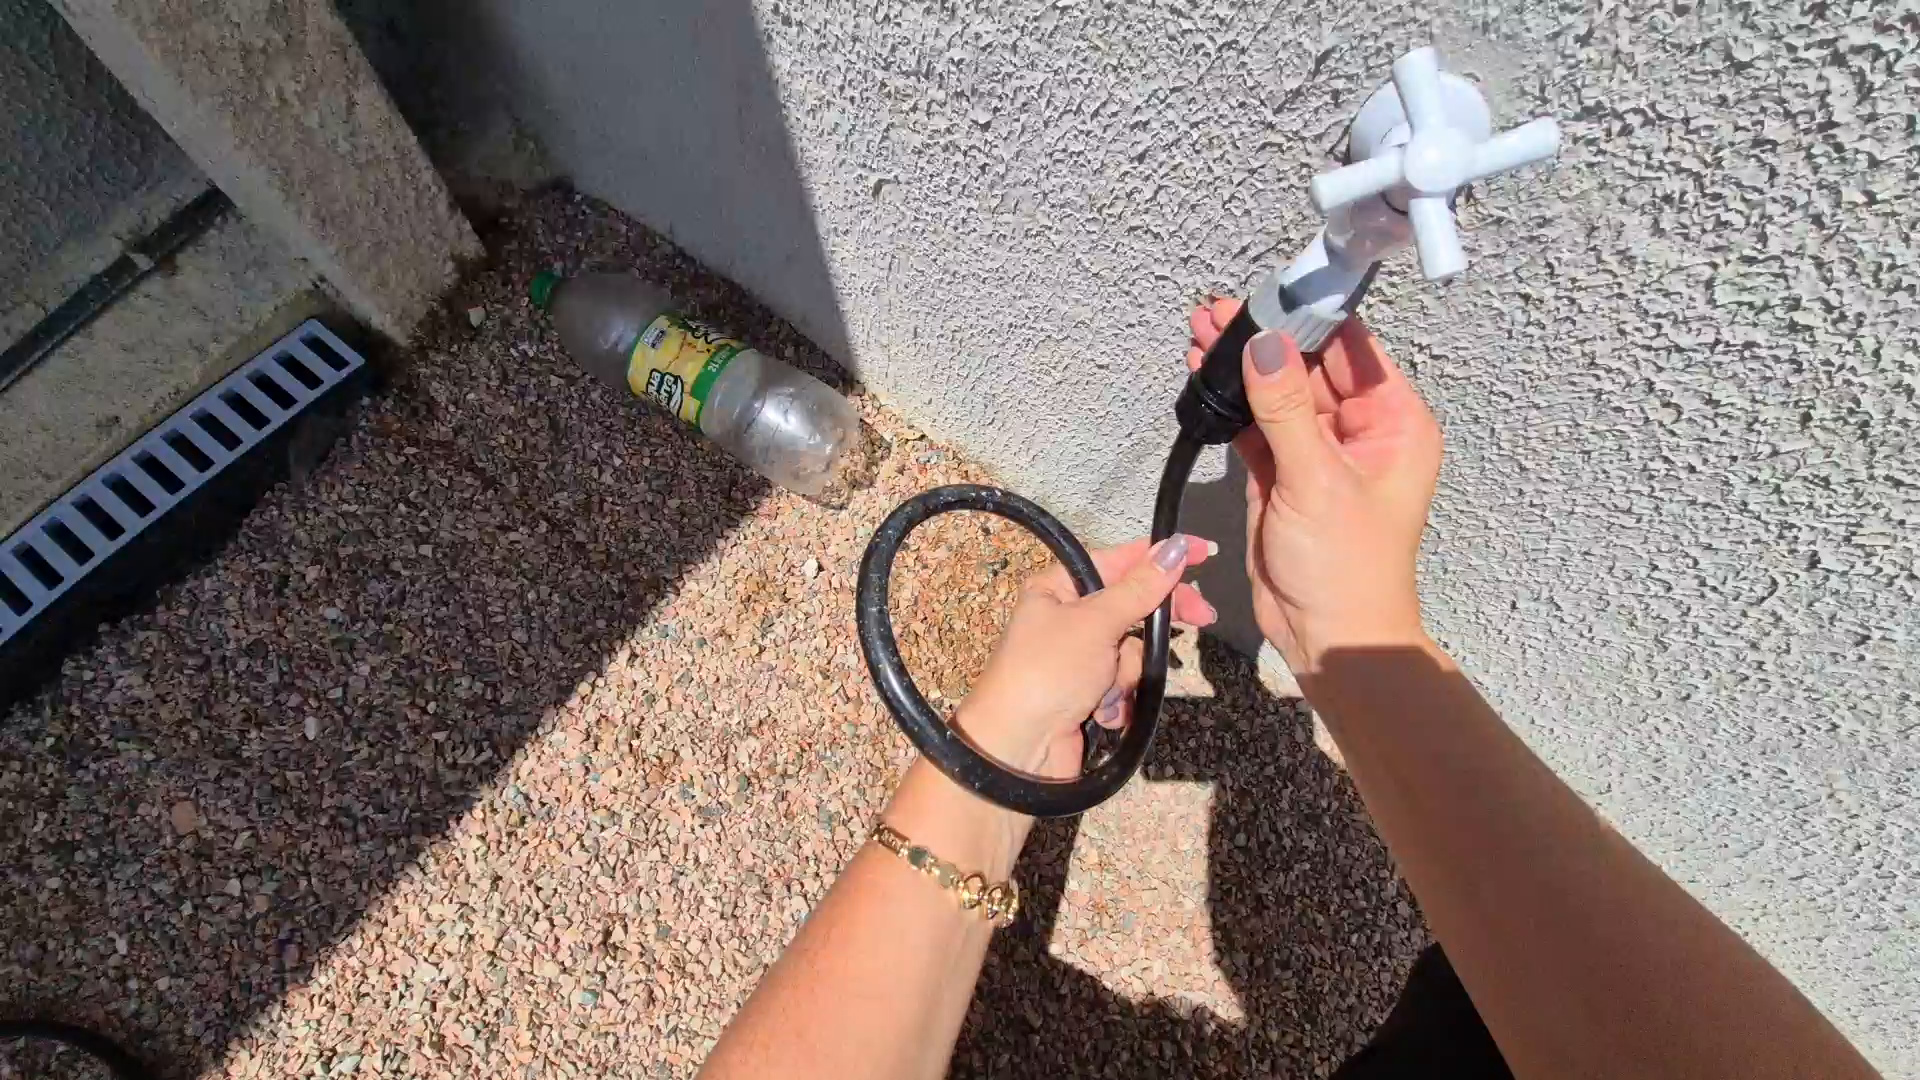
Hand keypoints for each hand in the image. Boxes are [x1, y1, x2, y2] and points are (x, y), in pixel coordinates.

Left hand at [953, 537, 1216, 780]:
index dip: (1159, 556)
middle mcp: (1067, 617)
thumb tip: (1174, 548)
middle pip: (1131, 606)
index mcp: (1058, 587)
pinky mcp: (1087, 692)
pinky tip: (1100, 712)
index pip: (1118, 561)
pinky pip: (1122, 684)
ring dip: (1127, 673)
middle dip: (1154, 624)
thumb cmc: (1048, 671)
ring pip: (1131, 651)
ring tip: (1107, 689)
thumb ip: (1139, 588)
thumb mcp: (1095, 622)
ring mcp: (1078, 657)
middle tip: (1202, 618)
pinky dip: (1118, 699)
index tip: (1203, 552)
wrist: (1019, 748)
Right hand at [1186, 298, 1441, 673]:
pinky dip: (1229, 407)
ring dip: (1238, 370)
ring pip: (1273, 396)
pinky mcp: (1279, 476)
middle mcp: (1356, 431)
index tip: (1265, 293)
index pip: (1351, 351)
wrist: (1326, 633)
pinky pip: (1254, 429)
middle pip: (1305, 368)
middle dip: (1262, 340)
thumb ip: (1285, 410)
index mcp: (1391, 422)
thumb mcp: (1316, 479)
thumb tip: (1263, 345)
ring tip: (1198, 334)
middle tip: (1215, 311)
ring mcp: (1313, 454)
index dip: (1309, 319)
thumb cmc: (1345, 563)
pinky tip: (1203, 381)